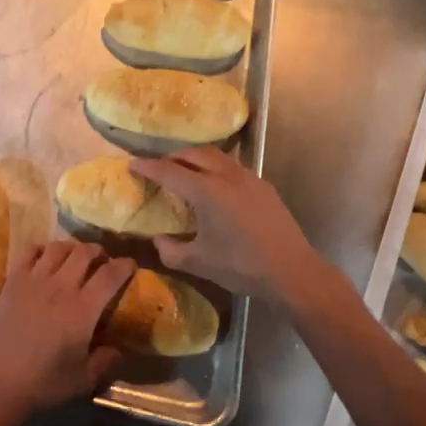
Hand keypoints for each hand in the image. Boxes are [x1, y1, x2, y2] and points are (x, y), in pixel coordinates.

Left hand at [0, 240, 135, 418]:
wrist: (0, 380)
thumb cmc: (45, 382)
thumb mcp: (84, 380)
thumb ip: (106, 362)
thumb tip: (118, 349)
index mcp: (82, 309)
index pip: (109, 276)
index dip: (124, 266)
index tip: (131, 264)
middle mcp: (60, 287)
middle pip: (84, 252)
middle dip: (98, 251)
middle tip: (102, 260)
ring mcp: (34, 280)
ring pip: (57, 247)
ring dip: (72, 247)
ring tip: (75, 256)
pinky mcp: (13, 281)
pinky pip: (29, 251)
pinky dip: (42, 249)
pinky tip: (45, 257)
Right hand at [132, 146, 319, 299]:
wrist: (293, 272)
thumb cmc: (242, 266)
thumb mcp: (199, 263)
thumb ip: (171, 250)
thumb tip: (159, 240)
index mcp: (206, 191)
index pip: (169, 171)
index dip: (148, 167)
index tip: (132, 164)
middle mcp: (226, 176)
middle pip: (193, 154)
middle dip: (172, 157)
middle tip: (159, 168)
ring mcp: (248, 178)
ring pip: (216, 156)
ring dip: (196, 159)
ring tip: (186, 172)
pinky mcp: (264, 187)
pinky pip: (232, 167)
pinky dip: (216, 168)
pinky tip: (216, 188)